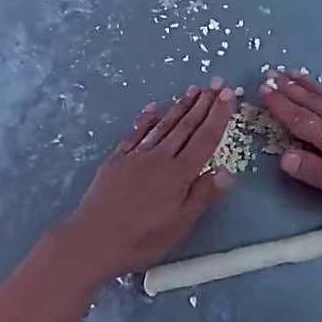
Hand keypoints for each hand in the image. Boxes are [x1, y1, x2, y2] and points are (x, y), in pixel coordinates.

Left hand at [52, 80, 237, 282]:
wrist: (94, 238)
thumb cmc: (142, 239)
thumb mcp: (180, 224)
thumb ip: (203, 194)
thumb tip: (228, 170)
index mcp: (179, 173)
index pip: (205, 138)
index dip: (218, 115)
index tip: (227, 95)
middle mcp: (160, 157)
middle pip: (185, 126)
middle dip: (203, 103)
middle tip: (216, 82)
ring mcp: (136, 155)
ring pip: (163, 125)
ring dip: (180, 106)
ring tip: (194, 89)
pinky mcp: (117, 159)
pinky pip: (136, 133)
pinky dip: (147, 119)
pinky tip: (154, 108)